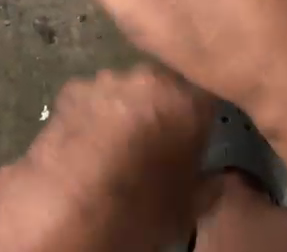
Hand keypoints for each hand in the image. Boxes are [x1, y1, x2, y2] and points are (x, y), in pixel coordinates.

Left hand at [21, 66, 213, 246]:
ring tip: (116, 143)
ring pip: (125, 88)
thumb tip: (216, 178)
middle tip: (155, 141)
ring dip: (125, 107)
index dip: (200, 111)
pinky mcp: (72, 87)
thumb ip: (209, 183)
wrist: (70, 209)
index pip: (205, 92)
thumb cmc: (140, 209)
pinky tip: (86, 141)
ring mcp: (107, 78)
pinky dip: (91, 112)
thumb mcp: (188, 208)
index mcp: (186, 102)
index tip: (195, 131)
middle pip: (163, 84)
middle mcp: (149, 78)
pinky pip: (91, 96)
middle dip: (161, 106)